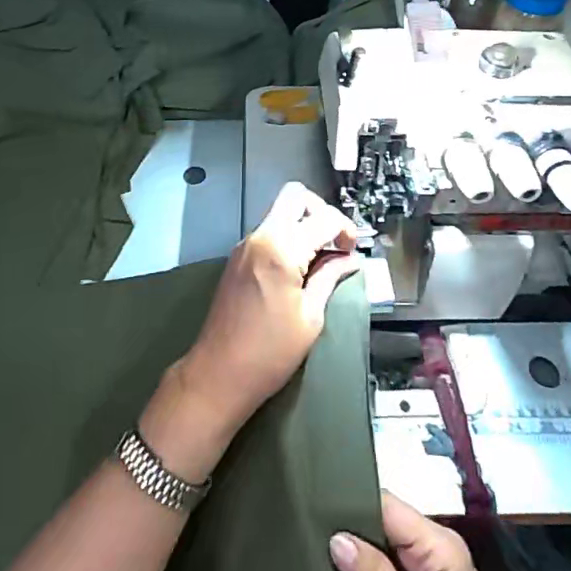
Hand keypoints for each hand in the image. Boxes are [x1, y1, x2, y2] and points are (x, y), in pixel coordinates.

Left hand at [141, 183, 361, 479]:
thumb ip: (329, 278)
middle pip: (295, 197)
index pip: (323, 218)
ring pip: (280, 213)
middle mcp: (260, 238)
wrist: (218, 374)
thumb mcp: (311, 317)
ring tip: (320, 259)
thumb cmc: (269, 352)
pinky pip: (268, 232)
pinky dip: (288, 237)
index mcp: (281, 249)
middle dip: (321, 212)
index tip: (352, 251)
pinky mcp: (237, 259)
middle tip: (335, 242)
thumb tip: (349, 260)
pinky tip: (299, 268)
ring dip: (303, 224)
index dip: (345, 230)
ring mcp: (245, 246)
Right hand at [329, 493, 490, 570]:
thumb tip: (338, 538)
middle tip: (315, 542)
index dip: (353, 507)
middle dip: (353, 535)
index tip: (317, 515)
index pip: (388, 505)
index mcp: (441, 544)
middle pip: (385, 524)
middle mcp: (437, 549)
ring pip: (384, 549)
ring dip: (359, 558)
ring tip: (323, 558)